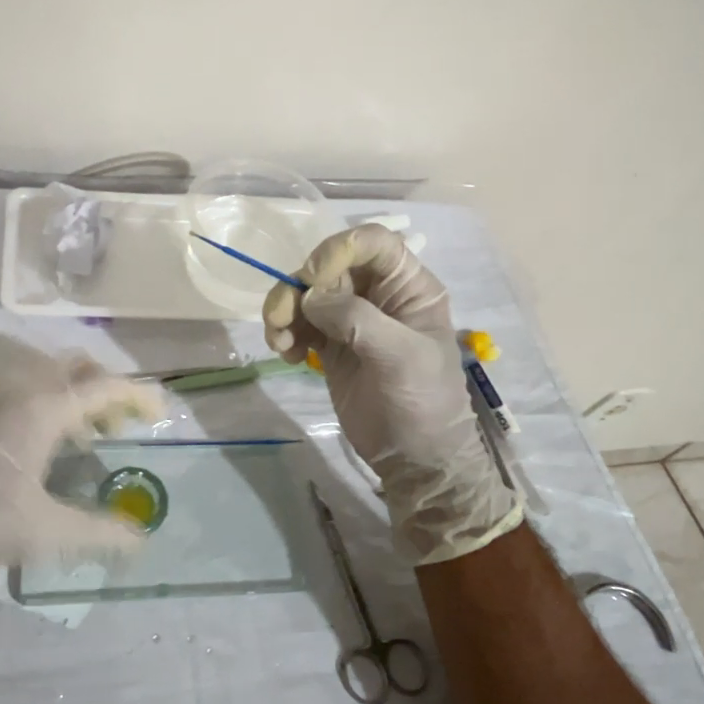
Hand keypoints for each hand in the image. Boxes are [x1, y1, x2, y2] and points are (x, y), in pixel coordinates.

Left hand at [0, 357, 163, 582]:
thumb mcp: (42, 533)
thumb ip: (96, 533)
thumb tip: (140, 539)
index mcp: (44, 408)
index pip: (103, 387)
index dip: (136, 395)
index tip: (159, 410)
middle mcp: (18, 388)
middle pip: (73, 366)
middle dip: (103, 385)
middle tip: (118, 418)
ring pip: (40, 371)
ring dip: (68, 389)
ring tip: (79, 427)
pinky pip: (14, 384)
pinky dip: (39, 396)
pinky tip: (32, 434)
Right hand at [264, 224, 521, 563]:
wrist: (414, 461)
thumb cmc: (423, 403)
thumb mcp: (402, 357)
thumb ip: (358, 319)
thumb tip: (312, 297)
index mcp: (408, 287)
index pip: (372, 243)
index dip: (339, 249)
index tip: (315, 277)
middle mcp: (377, 295)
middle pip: (328, 265)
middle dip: (300, 286)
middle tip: (284, 318)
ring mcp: (350, 319)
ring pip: (306, 293)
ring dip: (284, 309)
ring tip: (281, 341)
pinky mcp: (328, 343)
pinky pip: (296, 321)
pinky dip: (283, 330)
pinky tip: (285, 354)